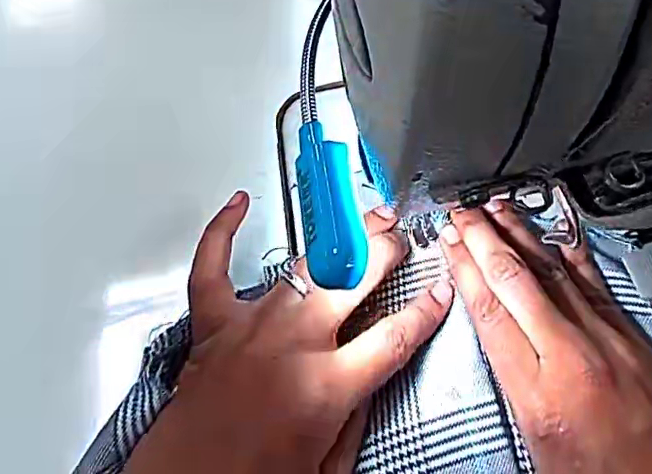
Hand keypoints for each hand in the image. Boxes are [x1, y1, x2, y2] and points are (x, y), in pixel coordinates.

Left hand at [126, 192, 453, 473]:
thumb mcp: (327, 468)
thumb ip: (354, 418)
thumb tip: (371, 376)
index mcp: (324, 388)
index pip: (392, 339)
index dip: (424, 311)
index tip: (439, 288)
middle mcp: (292, 344)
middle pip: (352, 281)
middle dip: (384, 251)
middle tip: (401, 237)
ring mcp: (252, 323)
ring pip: (303, 265)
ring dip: (338, 237)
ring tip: (361, 219)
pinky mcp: (214, 319)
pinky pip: (213, 264)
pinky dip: (222, 231)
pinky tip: (238, 204)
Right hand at [440, 203, 651, 473]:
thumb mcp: (542, 454)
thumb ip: (514, 389)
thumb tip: (491, 335)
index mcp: (541, 396)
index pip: (489, 311)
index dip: (463, 267)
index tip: (448, 242)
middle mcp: (572, 359)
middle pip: (514, 279)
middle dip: (481, 236)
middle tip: (460, 210)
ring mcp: (608, 342)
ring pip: (550, 271)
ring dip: (518, 233)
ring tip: (495, 207)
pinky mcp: (635, 339)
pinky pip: (593, 283)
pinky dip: (569, 252)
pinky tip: (552, 232)